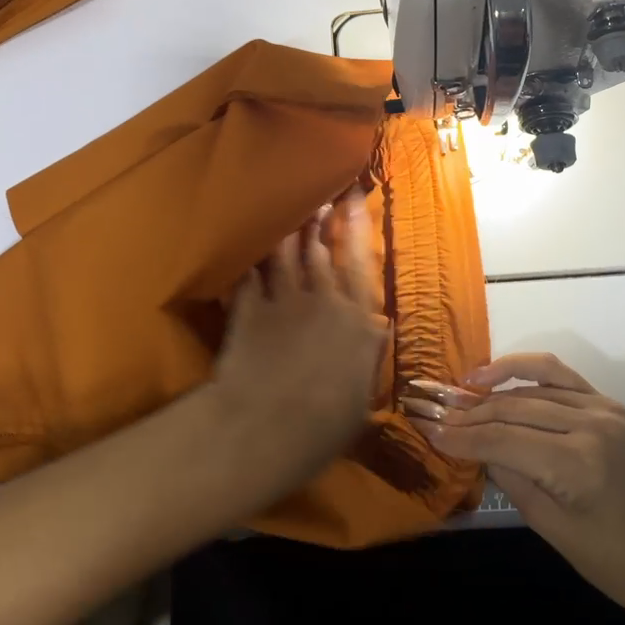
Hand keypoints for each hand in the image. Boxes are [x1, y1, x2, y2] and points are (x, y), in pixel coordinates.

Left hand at [211, 189, 388, 490]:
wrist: (266, 428)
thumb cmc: (323, 425)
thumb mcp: (360, 396)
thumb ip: (368, 354)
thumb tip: (378, 327)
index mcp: (356, 319)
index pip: (359, 261)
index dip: (356, 227)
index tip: (353, 199)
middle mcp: (323, 299)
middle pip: (320, 249)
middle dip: (318, 218)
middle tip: (318, 196)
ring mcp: (283, 300)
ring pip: (284, 253)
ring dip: (286, 230)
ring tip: (284, 210)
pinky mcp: (248, 308)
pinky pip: (249, 274)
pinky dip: (249, 261)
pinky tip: (246, 249)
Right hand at [406, 354, 624, 623]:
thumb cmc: (609, 560)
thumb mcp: (549, 526)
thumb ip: (509, 477)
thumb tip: (473, 446)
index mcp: (577, 463)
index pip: (503, 439)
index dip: (462, 436)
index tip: (427, 430)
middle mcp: (592, 425)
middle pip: (514, 408)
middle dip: (469, 413)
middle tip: (434, 413)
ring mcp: (604, 409)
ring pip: (533, 387)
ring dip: (492, 390)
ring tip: (458, 394)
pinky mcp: (610, 405)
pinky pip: (560, 376)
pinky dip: (526, 370)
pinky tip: (497, 373)